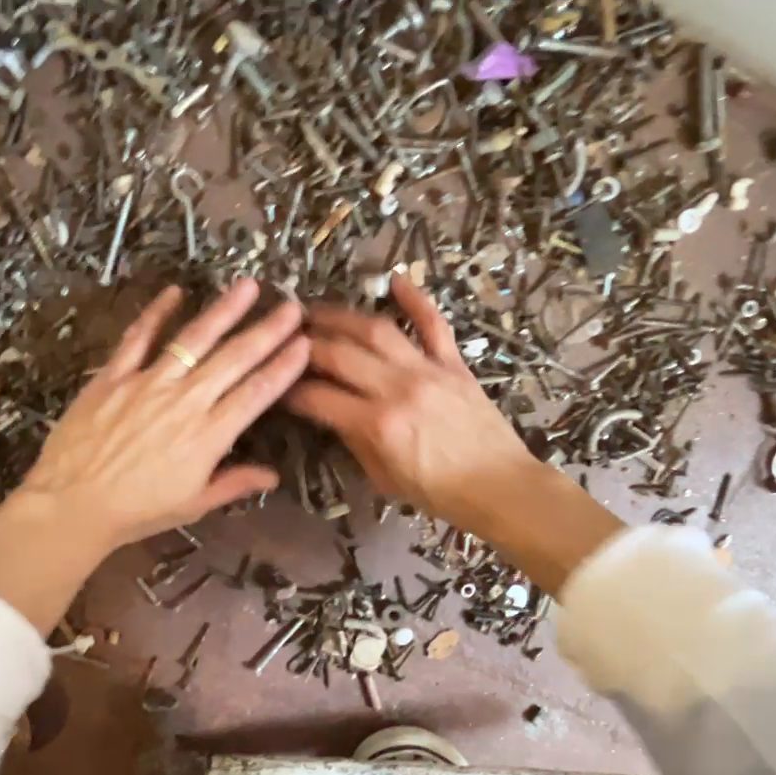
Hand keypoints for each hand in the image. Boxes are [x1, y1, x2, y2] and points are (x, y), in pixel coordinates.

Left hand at [0, 279, 306, 631]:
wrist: (73, 503)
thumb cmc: (137, 512)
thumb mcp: (192, 505)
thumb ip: (234, 483)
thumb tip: (273, 476)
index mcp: (209, 436)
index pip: (256, 393)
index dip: (283, 367)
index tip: (304, 344)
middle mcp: (185, 401)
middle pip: (234, 358)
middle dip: (267, 330)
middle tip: (292, 306)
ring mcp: (148, 383)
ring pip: (193, 339)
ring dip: (223, 310)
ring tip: (247, 285)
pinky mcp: (113, 376)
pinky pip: (138, 338)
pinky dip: (156, 313)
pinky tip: (174, 292)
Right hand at [286, 273, 536, 522]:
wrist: (498, 485)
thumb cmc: (438, 492)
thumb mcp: (384, 478)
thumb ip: (355, 442)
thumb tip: (332, 414)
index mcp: (377, 425)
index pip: (319, 397)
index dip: (291, 390)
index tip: (277, 385)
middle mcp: (398, 389)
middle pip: (340, 354)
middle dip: (305, 345)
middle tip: (286, 340)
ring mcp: (427, 370)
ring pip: (377, 330)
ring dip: (341, 316)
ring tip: (316, 312)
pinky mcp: (453, 364)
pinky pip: (433, 324)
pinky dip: (416, 299)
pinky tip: (395, 281)